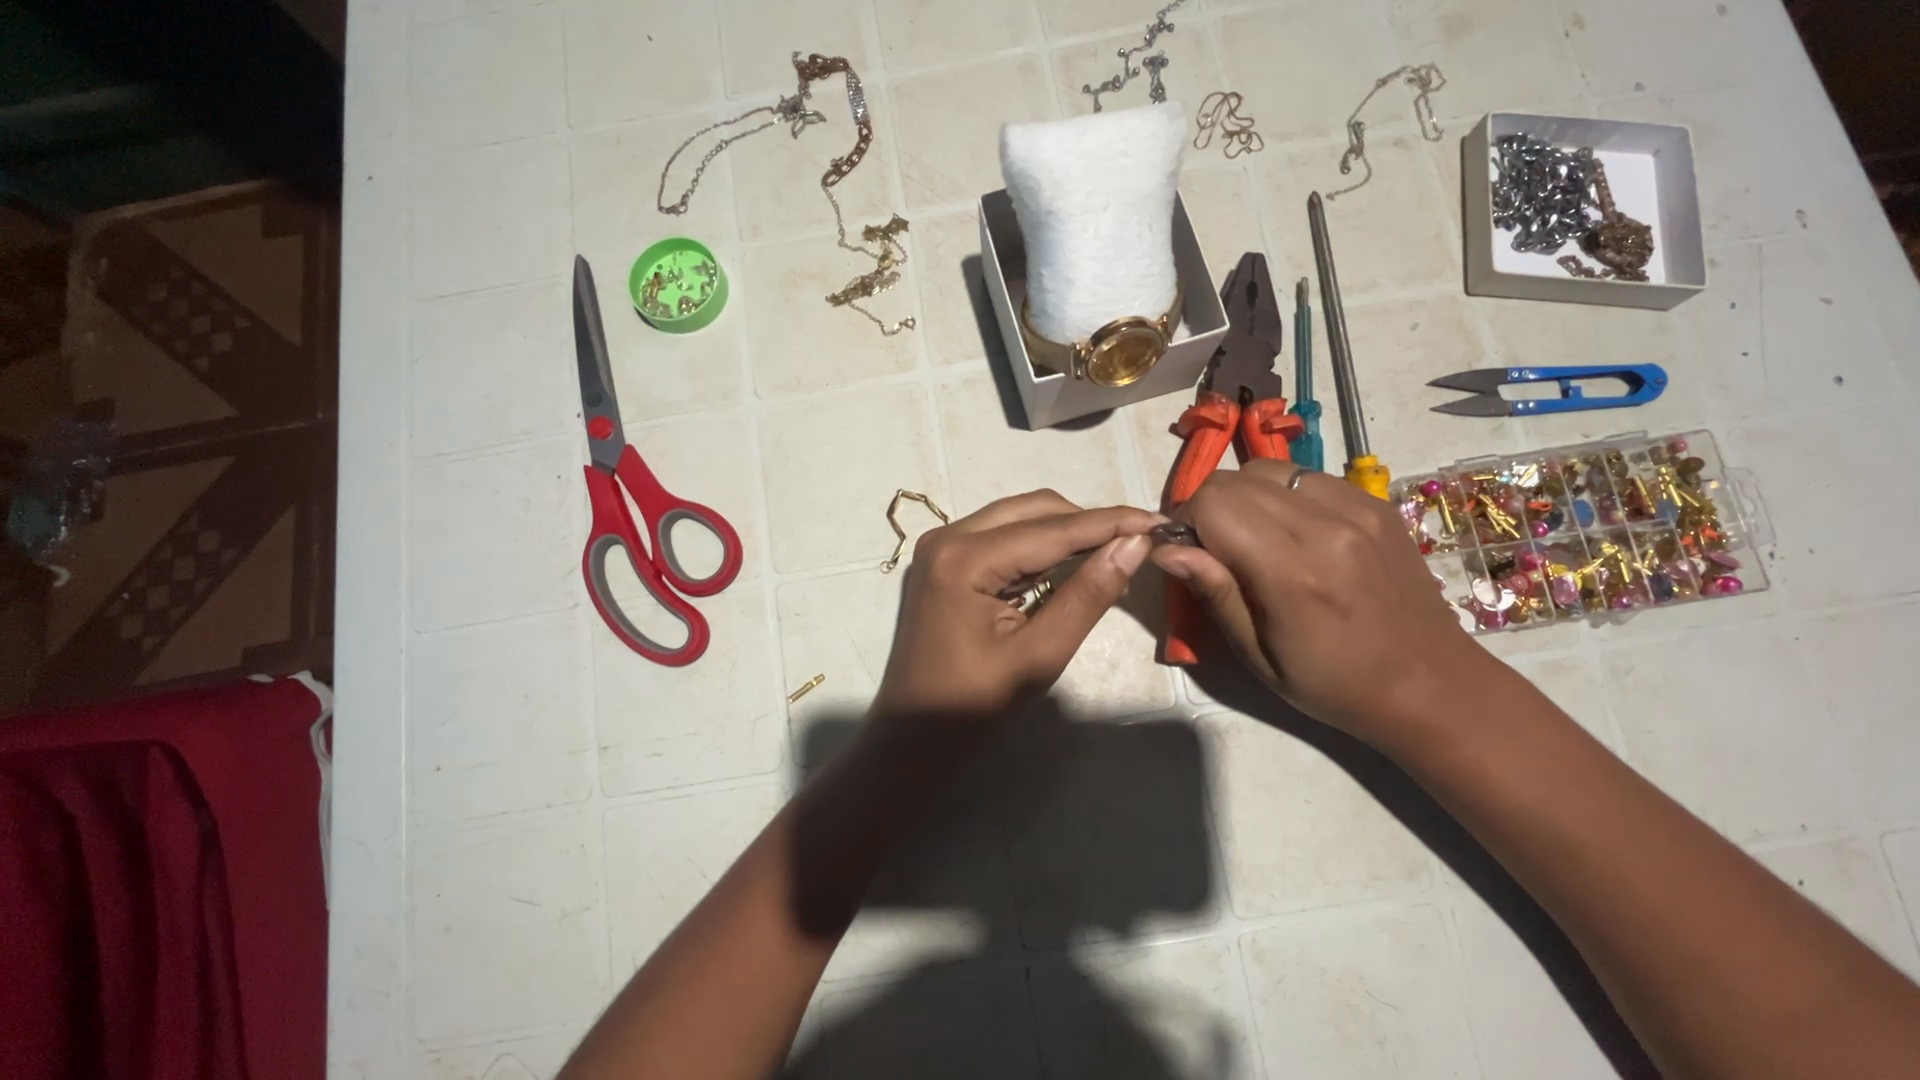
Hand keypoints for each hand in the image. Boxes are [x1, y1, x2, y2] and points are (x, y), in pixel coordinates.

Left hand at [872, 490, 1160, 735]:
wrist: (912, 740)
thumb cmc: (973, 707)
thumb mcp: (1039, 655)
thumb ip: (1087, 595)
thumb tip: (1133, 545)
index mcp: (964, 558)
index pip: (1052, 529)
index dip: (1110, 523)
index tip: (1160, 522)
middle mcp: (948, 537)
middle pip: (1034, 510)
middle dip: (1088, 523)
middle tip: (1137, 545)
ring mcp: (941, 547)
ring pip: (1018, 518)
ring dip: (1065, 532)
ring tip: (1113, 555)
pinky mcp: (944, 562)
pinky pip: (1001, 537)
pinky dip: (1039, 546)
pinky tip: (1072, 565)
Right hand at [1152, 460, 1492, 749]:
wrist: (1429, 683)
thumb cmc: (1333, 683)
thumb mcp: (1258, 655)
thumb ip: (1214, 593)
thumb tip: (1166, 549)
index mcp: (1292, 570)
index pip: (1214, 502)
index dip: (1187, 522)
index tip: (1189, 554)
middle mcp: (1325, 524)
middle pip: (1235, 479)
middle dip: (1210, 508)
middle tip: (1217, 550)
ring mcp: (1357, 507)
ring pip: (1269, 469)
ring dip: (1245, 497)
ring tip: (1255, 539)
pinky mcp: (1375, 503)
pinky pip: (1307, 477)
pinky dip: (1284, 495)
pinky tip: (1295, 534)